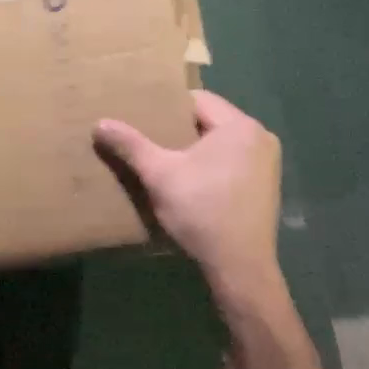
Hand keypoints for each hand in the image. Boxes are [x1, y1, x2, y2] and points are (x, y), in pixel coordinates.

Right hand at [94, 90, 283, 297]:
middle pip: (211, 120)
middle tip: (152, 140)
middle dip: (181, 129)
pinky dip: (214, 166)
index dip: (168, 107)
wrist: (239, 268)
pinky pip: (234, 162)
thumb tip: (100, 123)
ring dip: (197, 149)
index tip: (145, 119)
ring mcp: (268, 163)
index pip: (198, 100)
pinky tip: (193, 184)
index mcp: (240, 125)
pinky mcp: (267, 186)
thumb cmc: (201, 211)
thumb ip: (131, 145)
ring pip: (222, 143)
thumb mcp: (159, 175)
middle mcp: (260, 137)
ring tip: (168, 161)